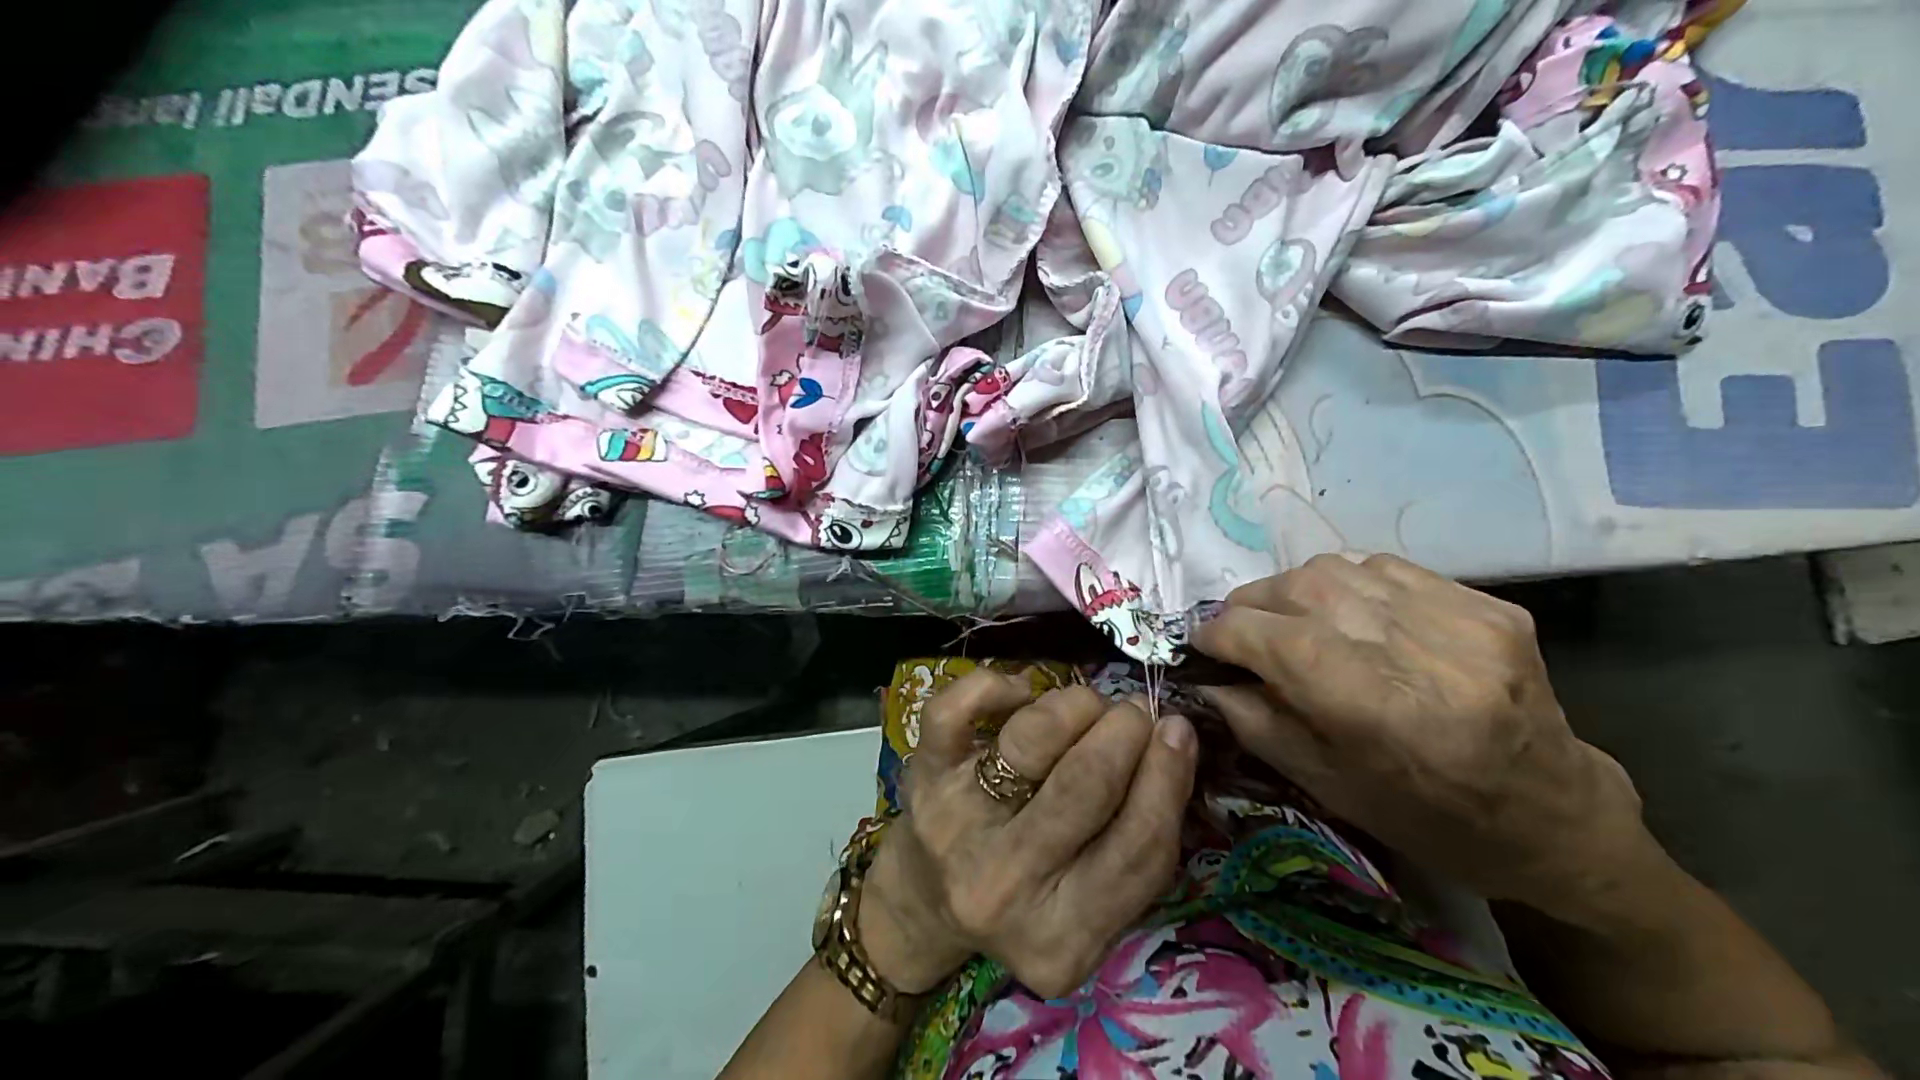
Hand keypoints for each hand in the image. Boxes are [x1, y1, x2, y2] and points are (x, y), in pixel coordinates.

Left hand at [856, 673, 1197, 997]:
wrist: (926, 903)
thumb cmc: (1026, 900)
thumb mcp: (1089, 904)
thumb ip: (1134, 842)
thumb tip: (1174, 737)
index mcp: (1062, 938)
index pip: (1137, 851)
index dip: (1167, 778)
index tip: (1178, 730)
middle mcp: (1003, 886)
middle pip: (1084, 786)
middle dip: (1124, 732)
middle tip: (1137, 711)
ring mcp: (955, 827)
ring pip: (1029, 741)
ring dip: (1075, 706)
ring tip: (1091, 703)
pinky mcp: (921, 780)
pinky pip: (953, 712)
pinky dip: (995, 686)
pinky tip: (1022, 691)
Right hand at [1191, 554, 1664, 925]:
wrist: (1554, 820)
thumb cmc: (1428, 820)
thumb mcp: (1325, 787)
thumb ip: (1254, 722)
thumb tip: (1204, 675)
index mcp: (1384, 715)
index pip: (1276, 639)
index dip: (1222, 632)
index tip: (1200, 643)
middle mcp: (1427, 655)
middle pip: (1303, 589)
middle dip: (1249, 604)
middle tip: (1236, 629)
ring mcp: (1465, 621)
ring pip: (1337, 568)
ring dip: (1290, 589)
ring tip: (1284, 619)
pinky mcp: (1489, 606)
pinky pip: (1384, 567)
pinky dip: (1344, 584)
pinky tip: (1344, 615)